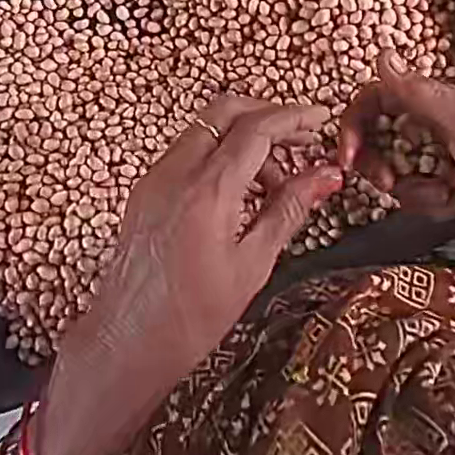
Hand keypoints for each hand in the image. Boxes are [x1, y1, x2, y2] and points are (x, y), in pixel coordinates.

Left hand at [34, 96, 342, 454]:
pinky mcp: (147, 190)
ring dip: (246, 137)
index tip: (322, 118)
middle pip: (226, 111)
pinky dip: (222, 154)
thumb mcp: (253, 263)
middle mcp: (175, 173)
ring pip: (207, 128)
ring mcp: (156, 178)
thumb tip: (327, 175)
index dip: (295, 116)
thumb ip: (290, 208)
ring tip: (278, 181)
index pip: (257, 129)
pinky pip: (190, 151)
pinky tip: (244, 190)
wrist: (127, 343)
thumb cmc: (193, 316)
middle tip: (301, 138)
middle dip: (269, 115)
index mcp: (207, 191)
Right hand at [336, 51, 454, 239]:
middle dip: (378, 165)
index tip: (349, 153)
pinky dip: (429, 204)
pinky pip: (413, 197)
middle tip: (389, 180)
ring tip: (445, 192)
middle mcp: (430, 129)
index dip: (356, 124)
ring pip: (392, 173)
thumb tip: (385, 55)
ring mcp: (434, 161)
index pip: (377, 101)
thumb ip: (420, 93)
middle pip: (377, 141)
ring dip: (412, 189)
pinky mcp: (440, 191)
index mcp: (434, 104)